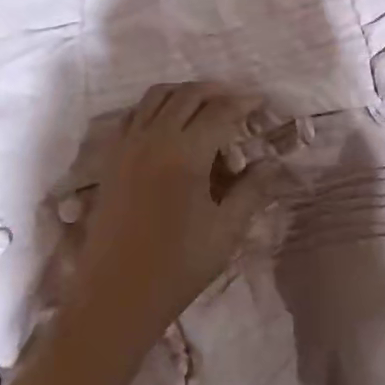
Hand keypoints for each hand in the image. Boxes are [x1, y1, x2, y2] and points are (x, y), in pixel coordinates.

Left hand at [74, 84, 278, 334]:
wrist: (115, 292)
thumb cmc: (177, 266)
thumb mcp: (225, 231)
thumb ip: (251, 190)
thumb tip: (272, 162)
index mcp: (185, 153)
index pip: (220, 111)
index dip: (245, 103)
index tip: (263, 102)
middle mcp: (153, 136)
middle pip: (188, 94)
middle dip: (218, 92)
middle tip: (239, 102)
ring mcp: (128, 143)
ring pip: (157, 95)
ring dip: (185, 93)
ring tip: (207, 106)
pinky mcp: (112, 154)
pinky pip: (135, 113)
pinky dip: (156, 106)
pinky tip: (169, 124)